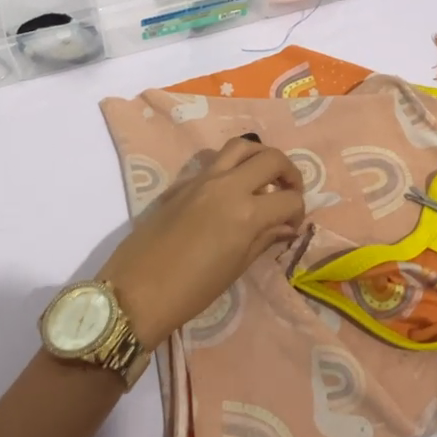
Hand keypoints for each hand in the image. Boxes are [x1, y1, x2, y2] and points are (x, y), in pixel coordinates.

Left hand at [97, 137, 303, 348]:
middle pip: (271, 158)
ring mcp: (204, 179)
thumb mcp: (236, 267)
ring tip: (265, 178)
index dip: (298, 211)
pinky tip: (234, 188)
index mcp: (246, 213)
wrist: (137, 290)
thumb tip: (286, 226)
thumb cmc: (192, 290)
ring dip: (261, 156)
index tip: (293, 225)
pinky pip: (217, 160)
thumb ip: (264, 239)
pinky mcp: (184, 181)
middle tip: (289, 192)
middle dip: (289, 173)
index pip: (289, 199)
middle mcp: (228, 186)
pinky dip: (234, 165)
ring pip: (242, 146)